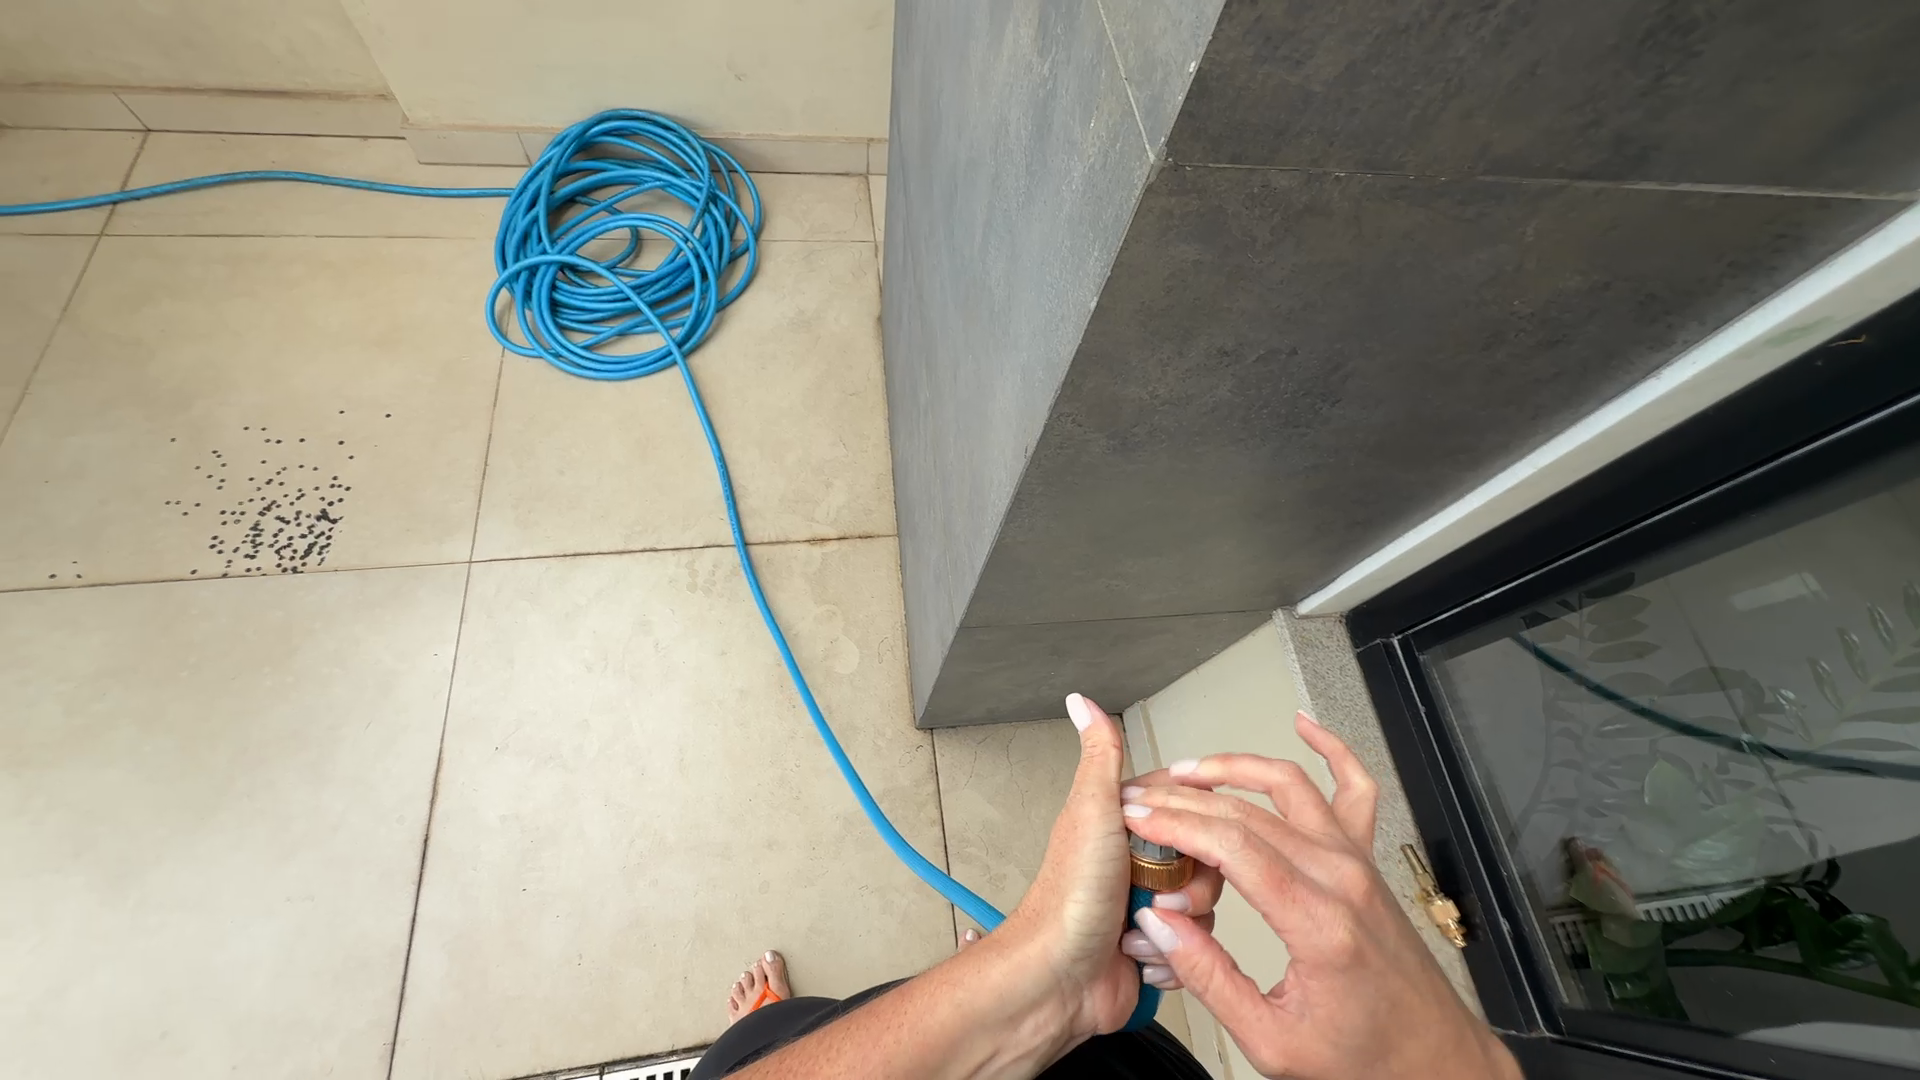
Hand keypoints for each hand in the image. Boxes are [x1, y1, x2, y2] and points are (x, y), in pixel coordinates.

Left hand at [990, 693, 1223, 1039]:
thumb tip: (1081, 699)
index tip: (1186, 844)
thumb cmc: (1067, 896)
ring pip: (1207, 907)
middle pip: (1207, 861)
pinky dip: (1175, 959)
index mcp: (1126, 822)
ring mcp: (1148, 904)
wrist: (1058, 980)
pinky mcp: (1158, 946)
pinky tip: (1142, 955)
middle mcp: (1139, 860)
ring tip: (1140, 928)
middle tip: (1154, 896)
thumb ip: (1100, 754)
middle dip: (1189, 888)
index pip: (1189, 807)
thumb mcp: (1091, 811)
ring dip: (1178, 927)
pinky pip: (1197, 949)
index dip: (1199, 826)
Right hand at [1121, 711, 1519, 1079]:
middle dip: (1183, 797)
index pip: (1232, 845)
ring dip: (1231, 767)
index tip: (1136, 813)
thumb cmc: (1366, 1061)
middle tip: (1141, 795)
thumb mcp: (1273, 1042)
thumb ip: (1208, 979)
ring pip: (1287, 785)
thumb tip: (1159, 924)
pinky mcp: (1365, 860)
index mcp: (1318, 923)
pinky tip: (1305, 725)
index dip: (1175, 822)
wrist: (1438, 1066)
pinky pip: (1354, 788)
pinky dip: (1331, 749)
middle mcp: (1340, 877)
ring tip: (1185, 771)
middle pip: (1246, 810)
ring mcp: (1356, 861)